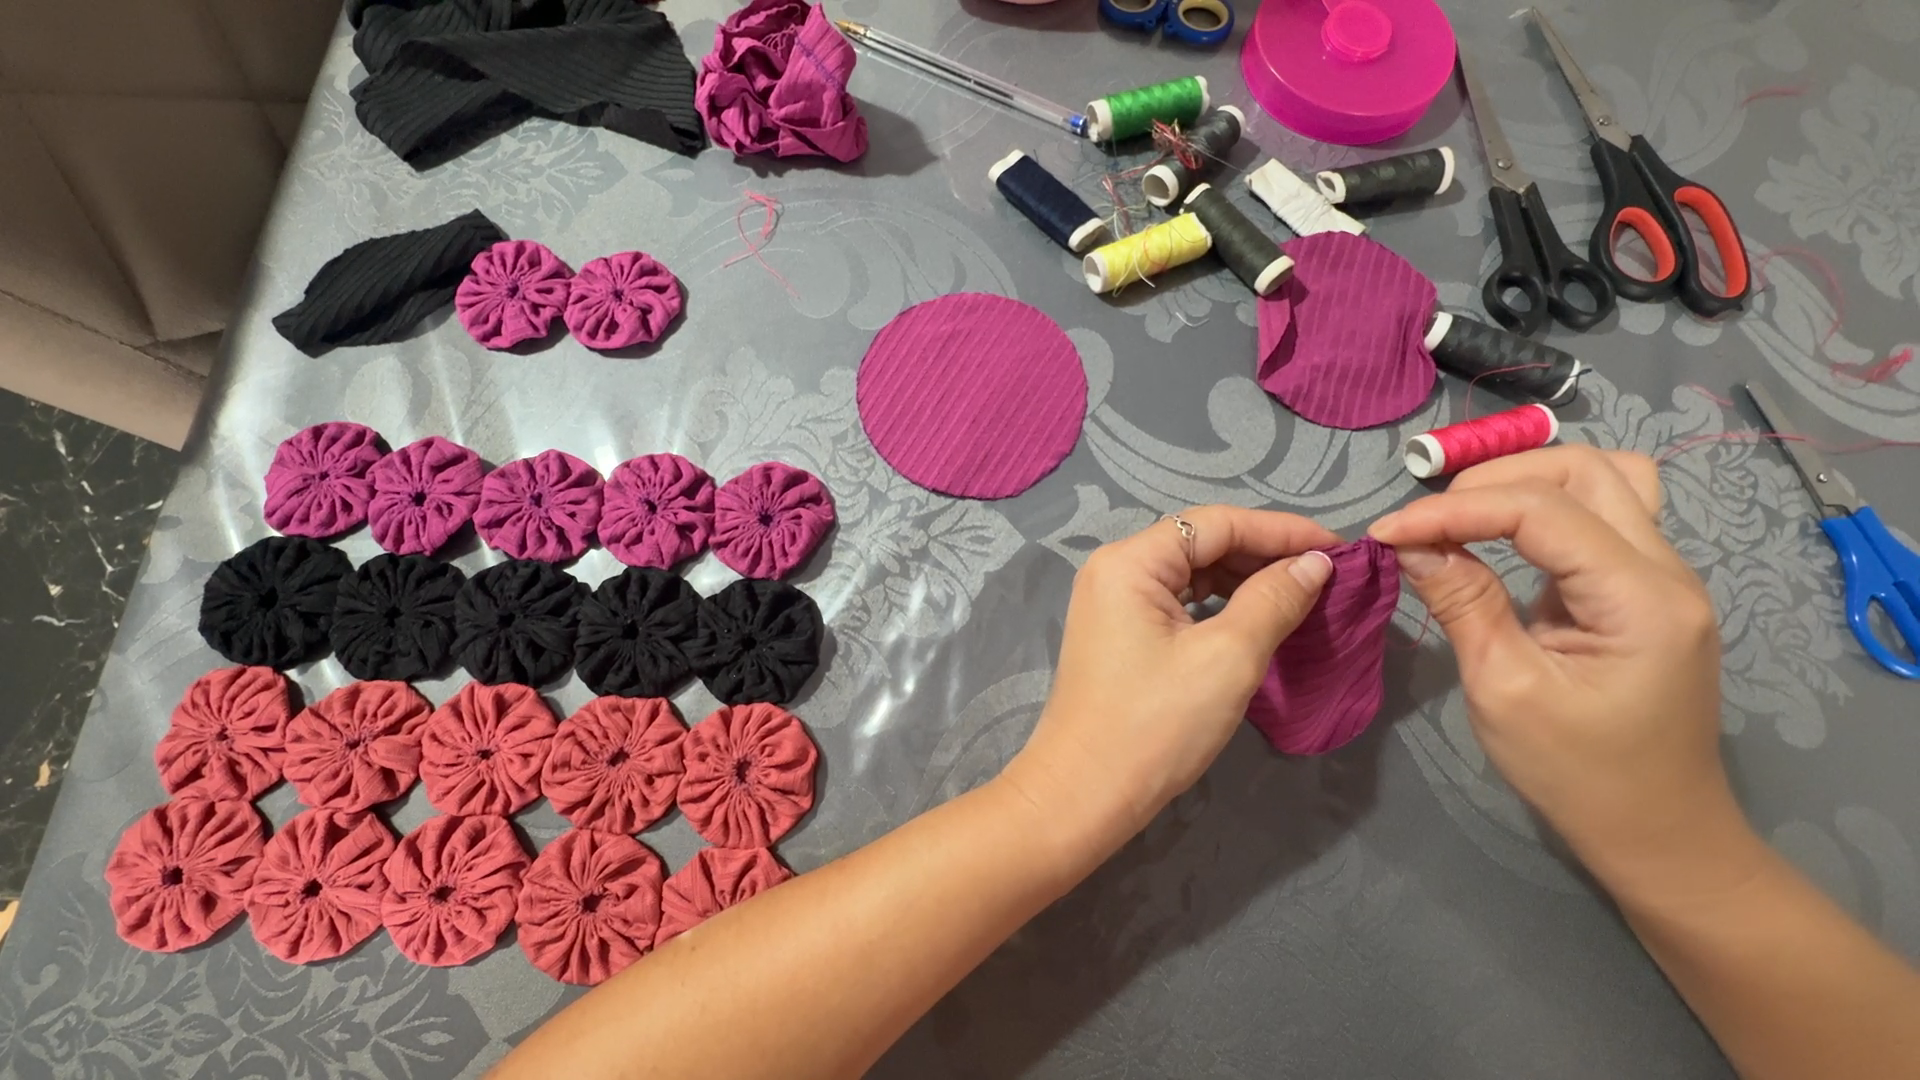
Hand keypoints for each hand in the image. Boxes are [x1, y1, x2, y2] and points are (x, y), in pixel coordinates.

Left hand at [1002, 506, 1338, 860]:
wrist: (1085, 792)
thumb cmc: (1157, 724)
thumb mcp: (1228, 658)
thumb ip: (1274, 599)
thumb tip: (1316, 562)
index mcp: (1130, 561)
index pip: (1216, 523)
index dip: (1281, 531)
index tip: (1340, 548)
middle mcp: (1113, 568)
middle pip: (1200, 540)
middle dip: (1264, 553)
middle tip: (1327, 574)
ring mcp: (1111, 600)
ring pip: (1189, 570)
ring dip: (1243, 578)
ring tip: (1301, 593)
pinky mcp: (1117, 630)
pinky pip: (1175, 599)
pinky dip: (1217, 603)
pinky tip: (1253, 614)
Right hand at [1367, 446, 1750, 896]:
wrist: (1656, 829)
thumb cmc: (1576, 771)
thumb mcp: (1502, 687)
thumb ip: (1461, 601)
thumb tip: (1409, 542)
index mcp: (1640, 599)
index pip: (1541, 511)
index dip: (1454, 510)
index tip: (1386, 533)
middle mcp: (1667, 570)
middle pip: (1585, 470)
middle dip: (1493, 479)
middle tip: (1428, 522)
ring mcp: (1662, 575)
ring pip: (1604, 478)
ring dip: (1525, 481)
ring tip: (1461, 515)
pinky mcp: (1642, 587)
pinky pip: (1601, 513)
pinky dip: (1542, 506)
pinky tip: (1498, 534)